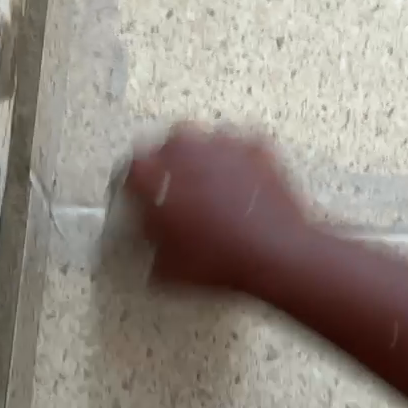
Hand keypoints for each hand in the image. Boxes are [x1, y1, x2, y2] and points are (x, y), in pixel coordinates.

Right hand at [125, 126, 312, 291]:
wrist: (275, 253)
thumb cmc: (217, 261)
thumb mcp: (166, 265)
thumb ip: (151, 238)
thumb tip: (153, 231)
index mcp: (152, 175)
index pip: (132, 167)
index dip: (138, 185)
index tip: (144, 197)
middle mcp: (183, 148)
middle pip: (168, 146)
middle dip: (172, 164)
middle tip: (181, 191)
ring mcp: (221, 142)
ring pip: (205, 142)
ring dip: (205, 159)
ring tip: (215, 189)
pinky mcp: (255, 145)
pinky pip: (239, 149)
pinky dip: (239, 163)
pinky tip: (244, 187)